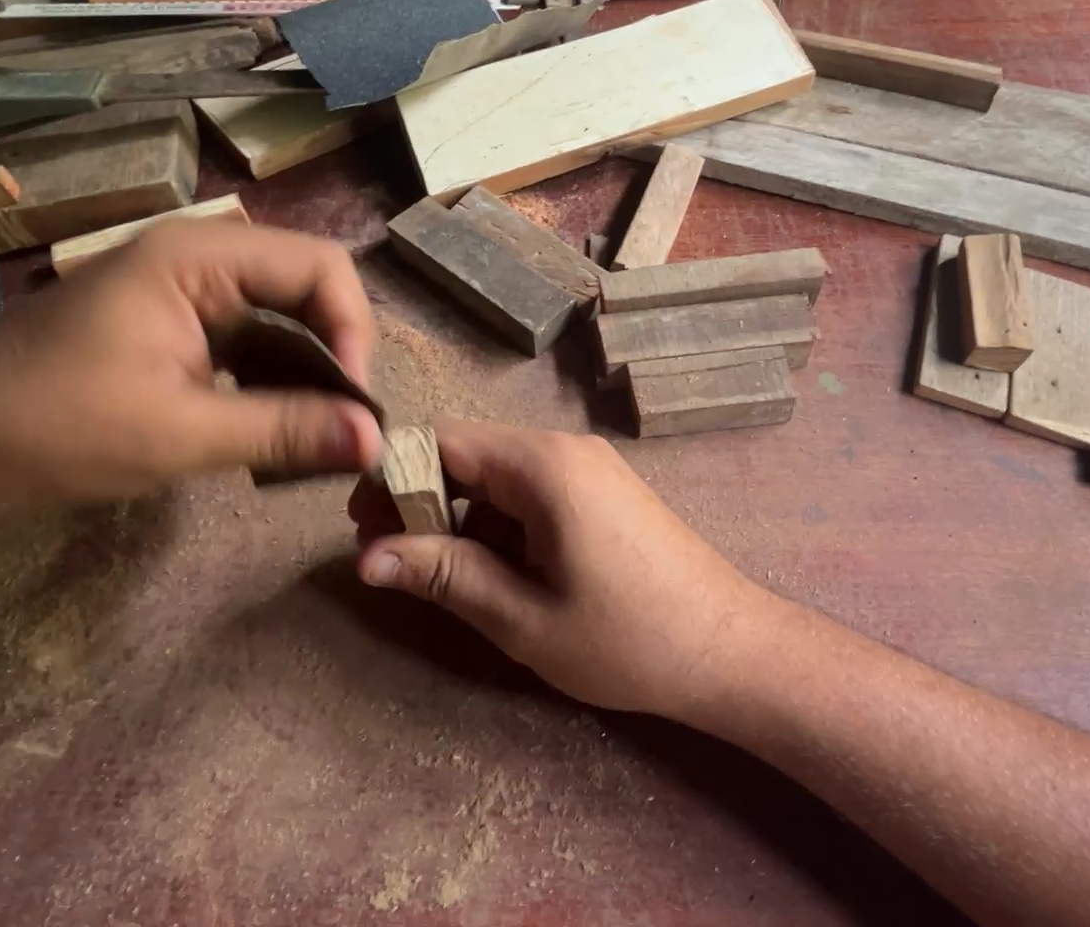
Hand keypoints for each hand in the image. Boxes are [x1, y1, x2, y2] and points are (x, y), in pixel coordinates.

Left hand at [0, 219, 382, 516]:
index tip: (353, 400)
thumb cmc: (53, 428)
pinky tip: (281, 424)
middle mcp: (200, 258)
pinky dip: (278, 379)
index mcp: (198, 258)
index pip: (321, 266)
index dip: (352, 328)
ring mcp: (187, 290)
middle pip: (309, 285)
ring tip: (321, 429)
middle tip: (343, 419)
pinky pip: (255, 339)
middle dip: (338, 350)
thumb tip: (375, 441)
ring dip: (312, 369)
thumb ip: (286, 431)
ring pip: (287, 316)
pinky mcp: (178, 324)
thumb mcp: (180, 434)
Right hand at [347, 418, 768, 720]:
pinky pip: (533, 491)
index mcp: (544, 466)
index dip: (392, 476)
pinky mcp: (603, 492)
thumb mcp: (522, 616)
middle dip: (422, 499)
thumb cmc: (626, 639)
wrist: (729, 649)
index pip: (443, 439)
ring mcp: (590, 468)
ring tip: (435, 572)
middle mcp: (566, 449)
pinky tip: (492, 567)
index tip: (361, 527)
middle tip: (388, 556)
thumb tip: (367, 558)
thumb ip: (444, 576)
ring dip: (460, 515)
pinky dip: (500, 521)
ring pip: (499, 475)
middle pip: (470, 453)